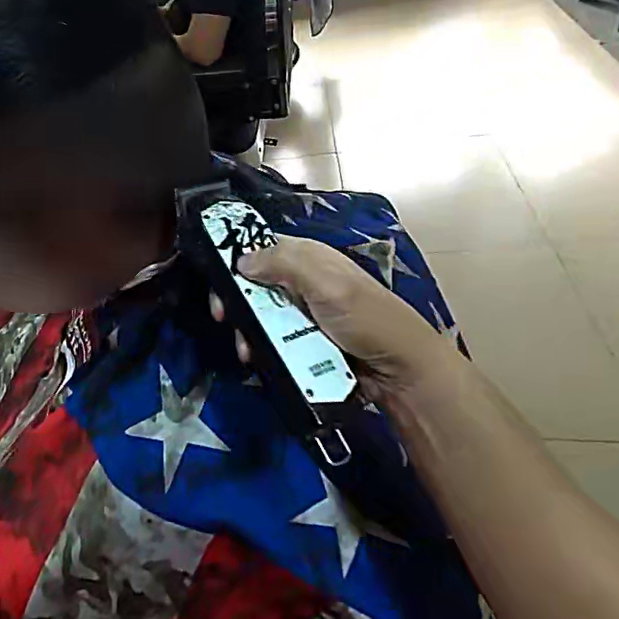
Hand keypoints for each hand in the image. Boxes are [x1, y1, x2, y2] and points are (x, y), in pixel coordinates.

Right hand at [219, 236, 460, 402]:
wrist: (399, 369)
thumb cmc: (365, 318)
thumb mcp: (326, 284)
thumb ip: (284, 265)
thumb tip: (241, 259)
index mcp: (310, 258)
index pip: (264, 249)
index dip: (238, 262)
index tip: (219, 284)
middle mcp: (305, 282)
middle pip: (258, 286)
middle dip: (239, 303)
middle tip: (226, 320)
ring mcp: (306, 315)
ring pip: (263, 317)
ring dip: (250, 332)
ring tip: (247, 351)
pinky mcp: (308, 344)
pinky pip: (277, 342)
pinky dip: (265, 350)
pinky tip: (259, 361)